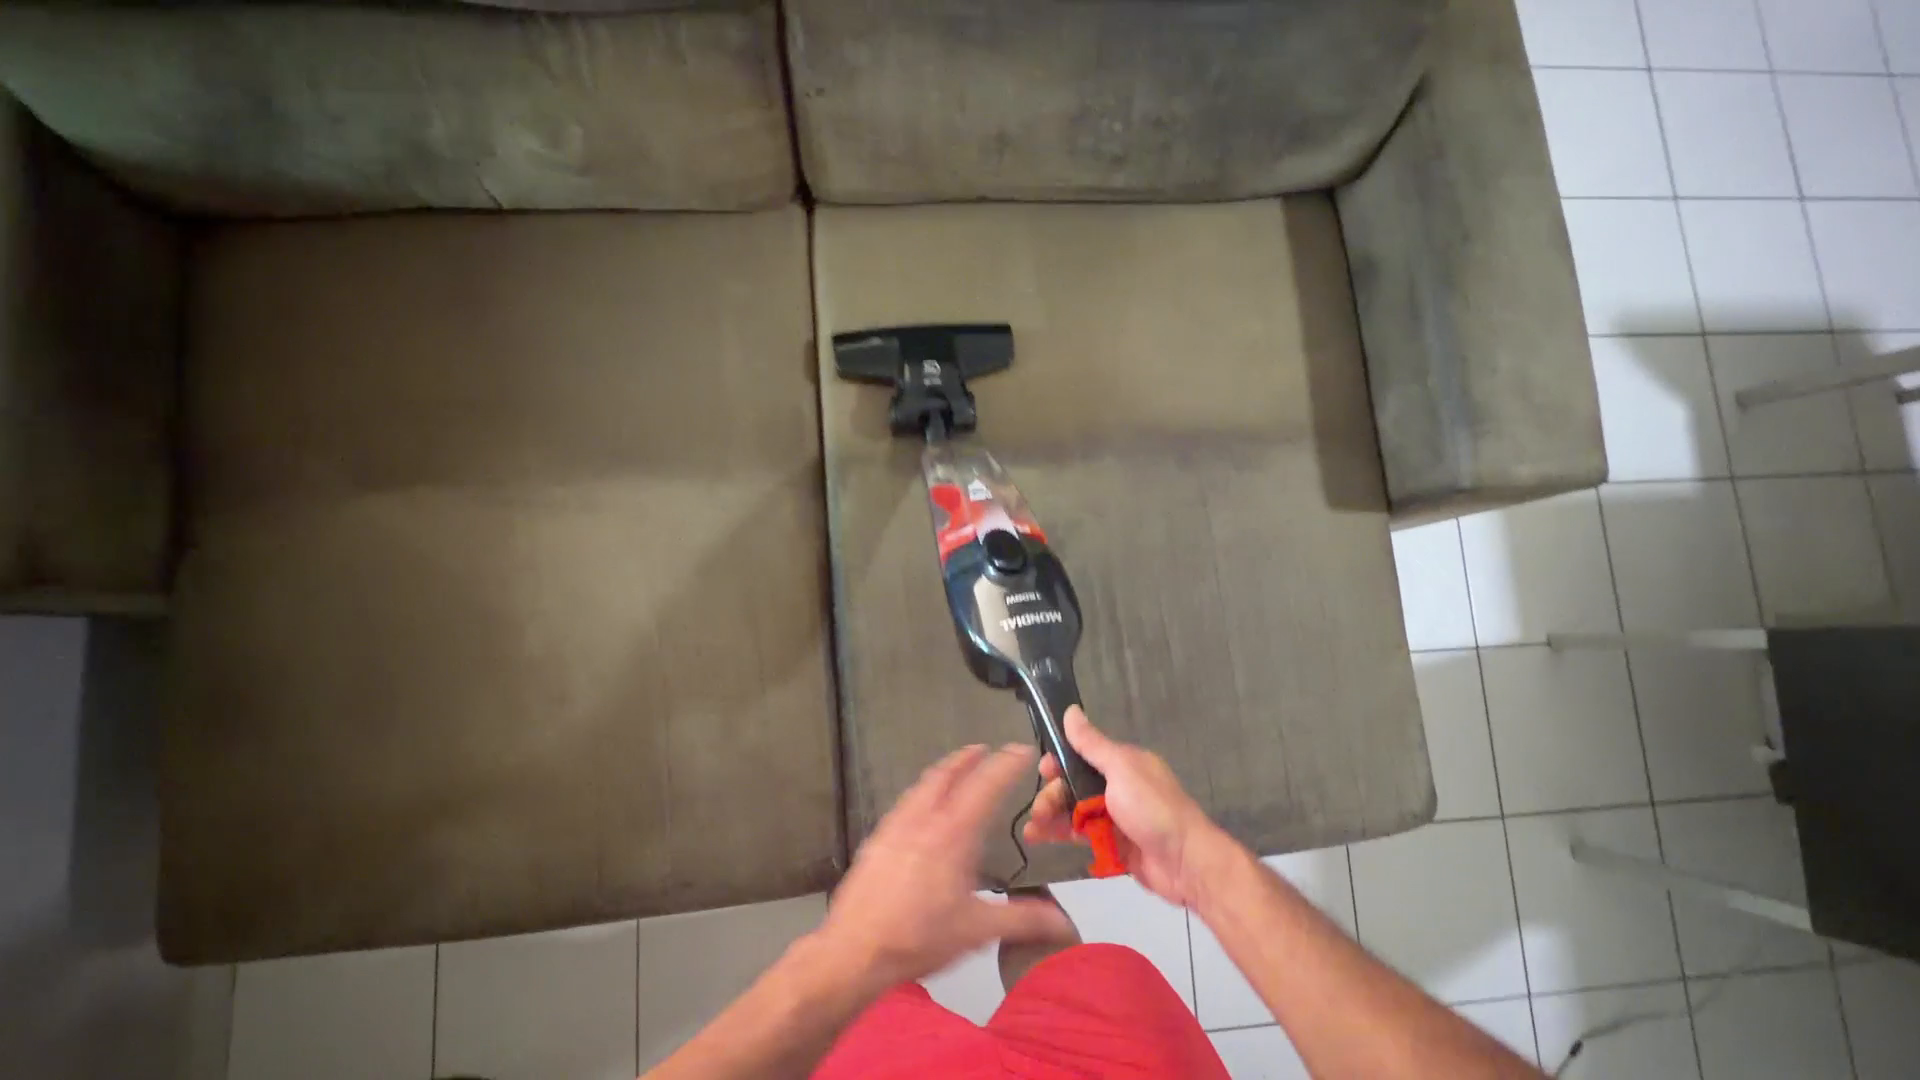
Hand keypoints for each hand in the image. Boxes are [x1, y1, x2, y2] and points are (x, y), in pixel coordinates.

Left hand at [817, 744, 1076, 990]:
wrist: (854, 949)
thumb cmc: (918, 937)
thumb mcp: (977, 930)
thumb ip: (1022, 920)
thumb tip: (1062, 921)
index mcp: (952, 835)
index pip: (985, 787)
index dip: (1006, 764)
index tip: (1020, 749)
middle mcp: (922, 821)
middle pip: (946, 776)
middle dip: (967, 759)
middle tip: (982, 749)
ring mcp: (894, 828)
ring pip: (921, 787)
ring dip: (941, 773)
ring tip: (954, 771)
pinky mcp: (875, 842)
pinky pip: (903, 805)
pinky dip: (919, 794)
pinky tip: (919, 809)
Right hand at [1023, 707, 1225, 907]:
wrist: (1185, 863)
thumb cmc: (1153, 809)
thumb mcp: (1122, 769)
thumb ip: (1093, 744)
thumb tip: (1071, 709)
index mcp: (1122, 765)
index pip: (1081, 756)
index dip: (1059, 762)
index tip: (1042, 772)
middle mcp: (1117, 788)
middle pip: (1073, 786)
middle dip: (1051, 795)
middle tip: (1038, 811)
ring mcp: (1114, 818)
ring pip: (1073, 812)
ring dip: (1050, 817)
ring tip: (1032, 831)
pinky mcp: (1112, 845)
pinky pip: (1080, 836)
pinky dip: (1060, 836)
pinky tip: (1040, 840)